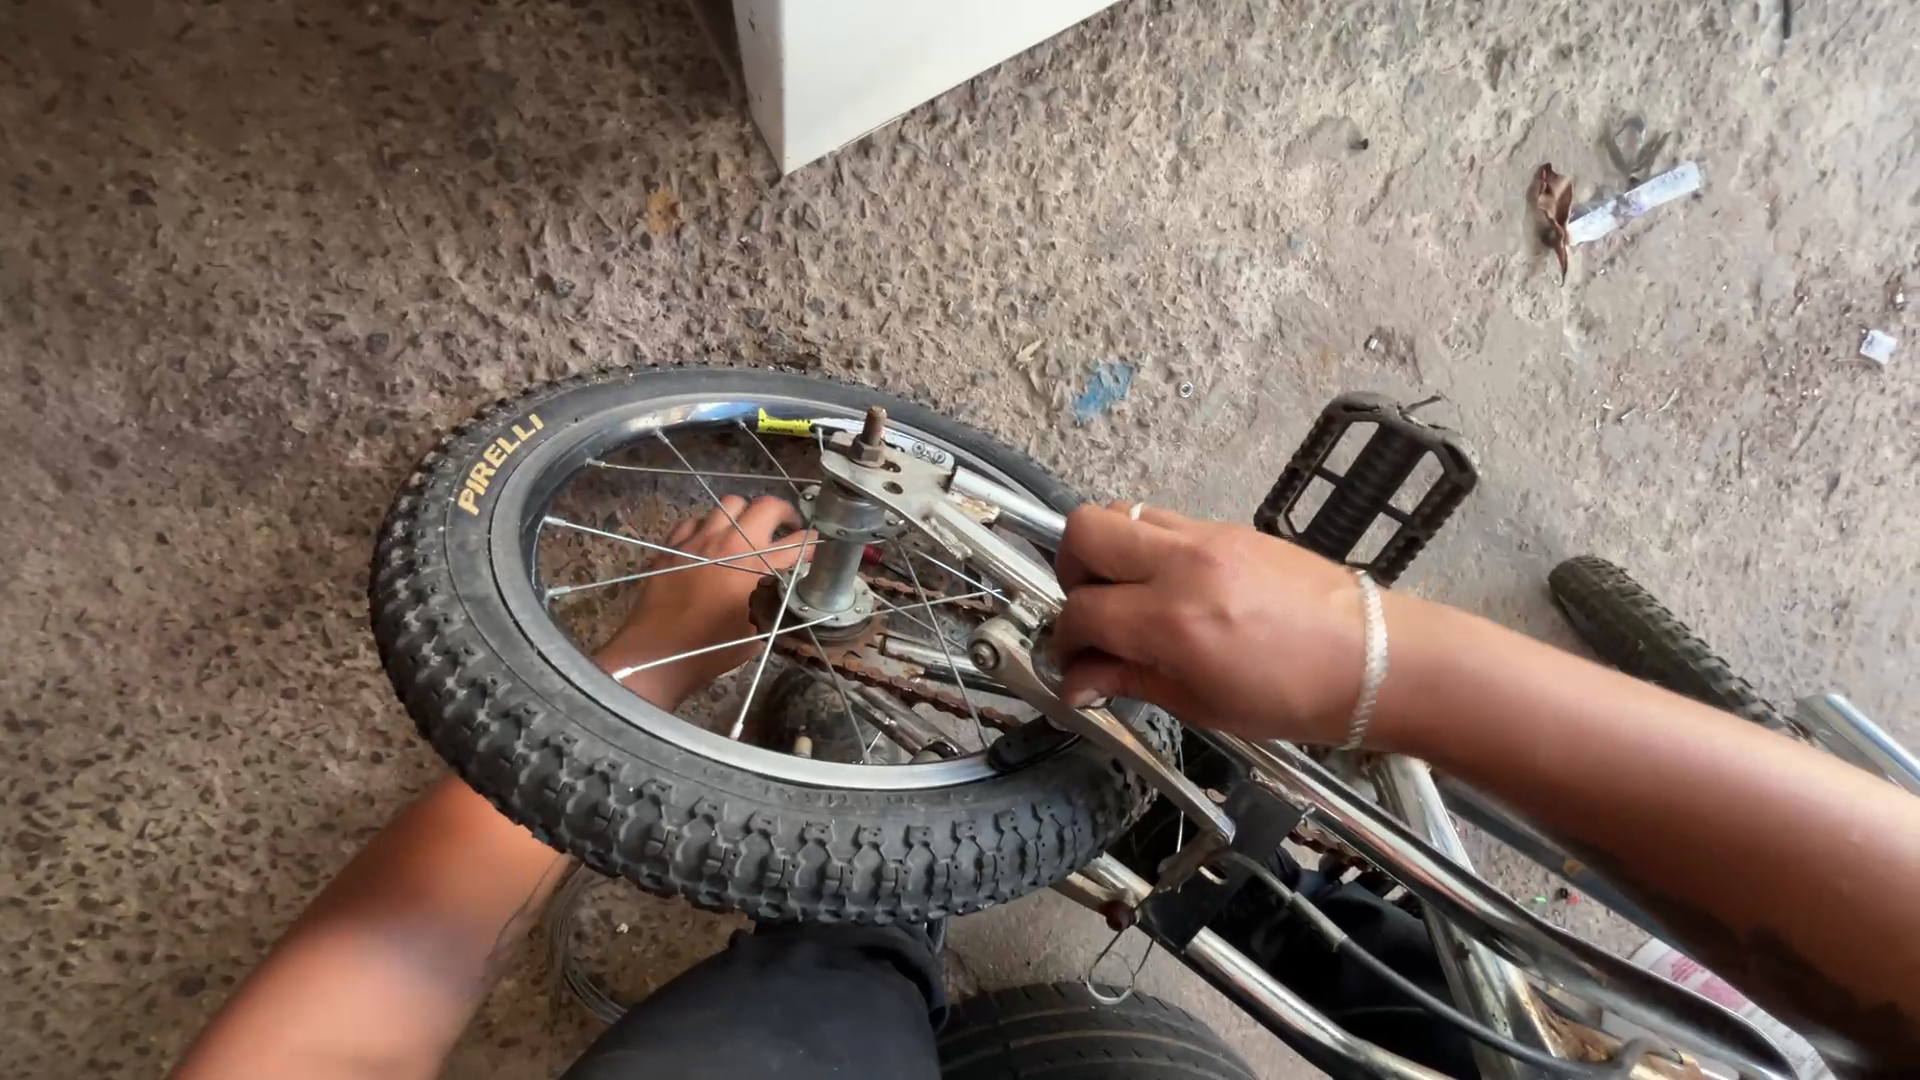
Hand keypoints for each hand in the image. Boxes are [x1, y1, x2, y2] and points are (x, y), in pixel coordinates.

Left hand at [594, 496, 811, 708]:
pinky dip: (707, 526)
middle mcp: (731, 544)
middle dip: (783, 513)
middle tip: (784, 527)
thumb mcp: (759, 629)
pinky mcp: (672, 545)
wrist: (658, 654)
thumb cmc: (713, 648)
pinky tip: (709, 542)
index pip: (796, 543)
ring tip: (745, 530)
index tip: (814, 544)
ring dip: (745, 514)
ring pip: (729, 504)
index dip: (812, 542)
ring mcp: (699, 540)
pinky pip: (694, 520)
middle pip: (766, 506)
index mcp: (757, 566)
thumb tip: (783, 586)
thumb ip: (774, 600)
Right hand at [1050, 501, 1366, 743]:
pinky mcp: (1226, 527)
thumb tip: (1075, 682)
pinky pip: (1161, 519)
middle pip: (1083, 531)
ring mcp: (1206, 537)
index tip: (1072, 660)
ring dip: (1103, 549)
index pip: (1082, 611)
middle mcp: (1182, 564)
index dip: (1064, 640)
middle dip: (1069, 570)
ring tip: (1123, 592)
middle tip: (1088, 608)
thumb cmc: (1296, 696)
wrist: (1378, 659)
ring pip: (1118, 511)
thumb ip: (1128, 681)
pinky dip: (1143, 547)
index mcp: (1174, 620)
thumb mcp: (1202, 703)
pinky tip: (1166, 586)